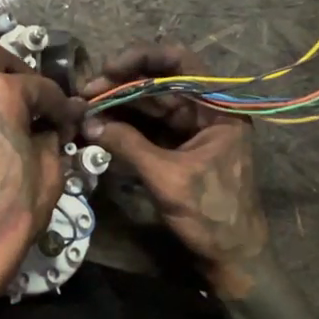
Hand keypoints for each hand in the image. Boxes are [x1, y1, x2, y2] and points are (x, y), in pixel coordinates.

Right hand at [82, 44, 268, 288]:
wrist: (234, 260)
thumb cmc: (213, 217)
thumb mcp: (168, 179)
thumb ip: (129, 145)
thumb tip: (89, 123)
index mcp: (218, 109)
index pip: (181, 63)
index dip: (143, 58)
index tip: (109, 67)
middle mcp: (205, 110)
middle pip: (159, 81)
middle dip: (121, 84)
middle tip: (86, 92)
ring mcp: (191, 128)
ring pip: (149, 102)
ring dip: (118, 102)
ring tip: (85, 107)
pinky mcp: (177, 146)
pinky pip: (147, 124)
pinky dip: (123, 122)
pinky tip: (98, 124)